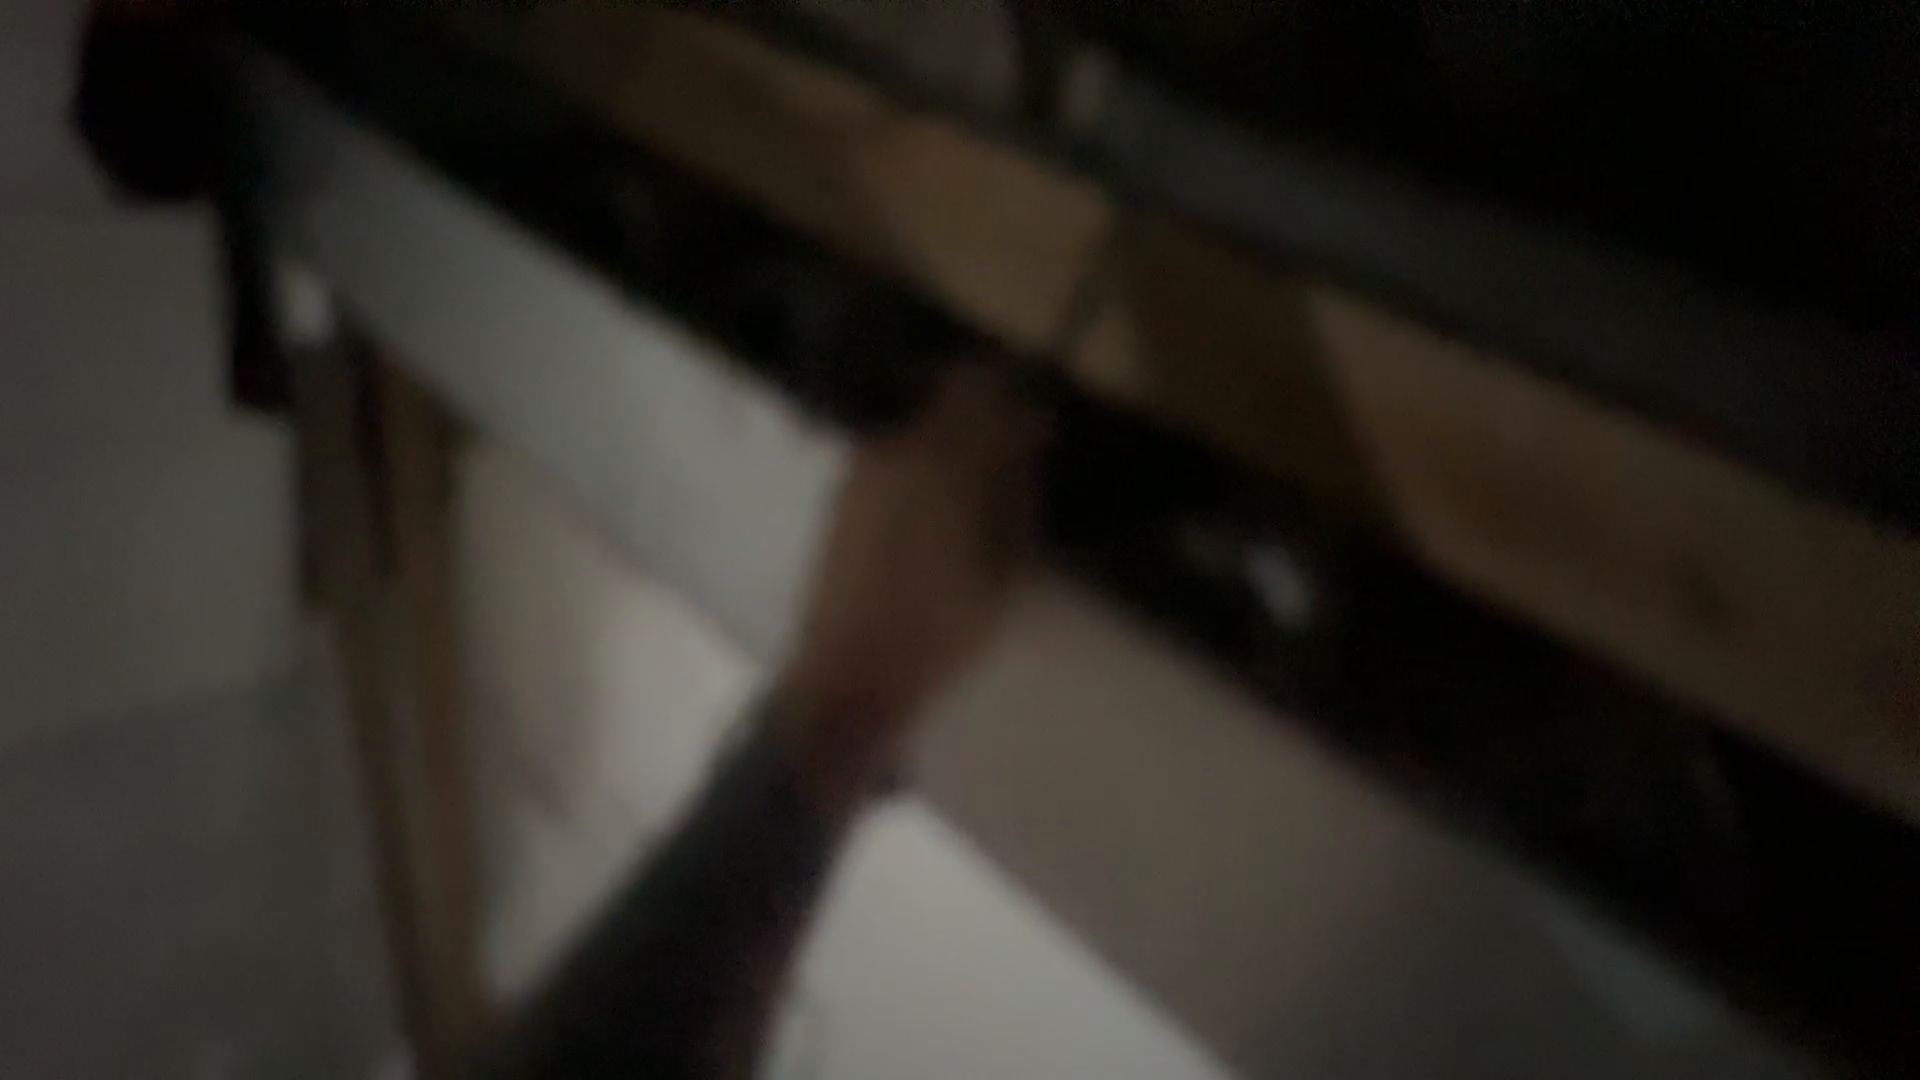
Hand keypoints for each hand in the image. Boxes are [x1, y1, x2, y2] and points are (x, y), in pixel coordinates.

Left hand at [778, 366, 1044, 804]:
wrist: (849, 675)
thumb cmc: (940, 629)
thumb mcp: (1003, 565)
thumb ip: (1016, 488)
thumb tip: (1029, 433)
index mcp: (937, 460)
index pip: (976, 387)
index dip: (1009, 398)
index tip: (1033, 429)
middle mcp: (892, 451)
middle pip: (944, 407)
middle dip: (982, 428)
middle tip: (1010, 478)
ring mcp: (859, 474)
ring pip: (918, 438)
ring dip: (950, 456)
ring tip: (972, 512)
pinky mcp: (839, 500)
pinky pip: (893, 466)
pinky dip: (921, 479)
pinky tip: (931, 530)